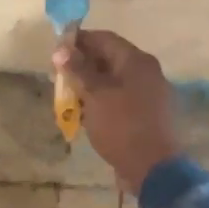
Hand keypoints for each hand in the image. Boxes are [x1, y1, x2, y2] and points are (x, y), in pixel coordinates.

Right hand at [55, 30, 183, 192]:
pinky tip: (84, 115)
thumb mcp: (95, 96)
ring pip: (113, 82)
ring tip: (67, 98)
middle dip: (82, 66)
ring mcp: (148, 95)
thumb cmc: (122, 126)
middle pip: (110, 60)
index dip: (79, 41)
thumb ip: (78, 71)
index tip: (56, 50)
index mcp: (137, 61)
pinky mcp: (145, 116)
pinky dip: (101, 103)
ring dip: (89, 87)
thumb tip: (61, 49)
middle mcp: (146, 73)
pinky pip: (119, 101)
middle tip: (58, 77)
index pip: (104, 39)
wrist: (152, 168)